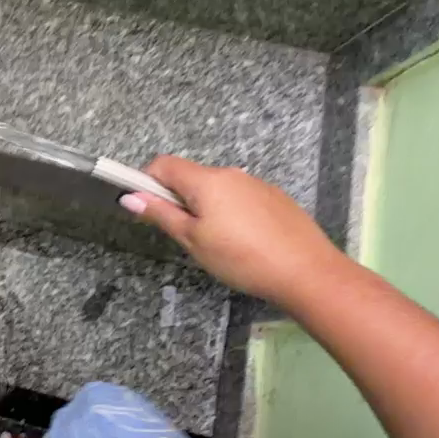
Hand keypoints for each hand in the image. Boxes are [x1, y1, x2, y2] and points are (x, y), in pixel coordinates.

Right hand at [120, 155, 351, 305]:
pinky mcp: (276, 199)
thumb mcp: (193, 240)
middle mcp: (231, 174)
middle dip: (180, 199)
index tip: (151, 209)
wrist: (309, 273)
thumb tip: (129, 197)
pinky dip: (232, 213)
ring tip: (219, 244)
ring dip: (207, 207)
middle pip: (191, 177)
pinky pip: (241, 198)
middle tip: (186, 235)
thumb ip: (161, 214)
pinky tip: (246, 242)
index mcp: (206, 181)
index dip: (148, 182)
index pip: (163, 164)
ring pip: (217, 189)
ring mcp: (256, 184)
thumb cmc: (241, 258)